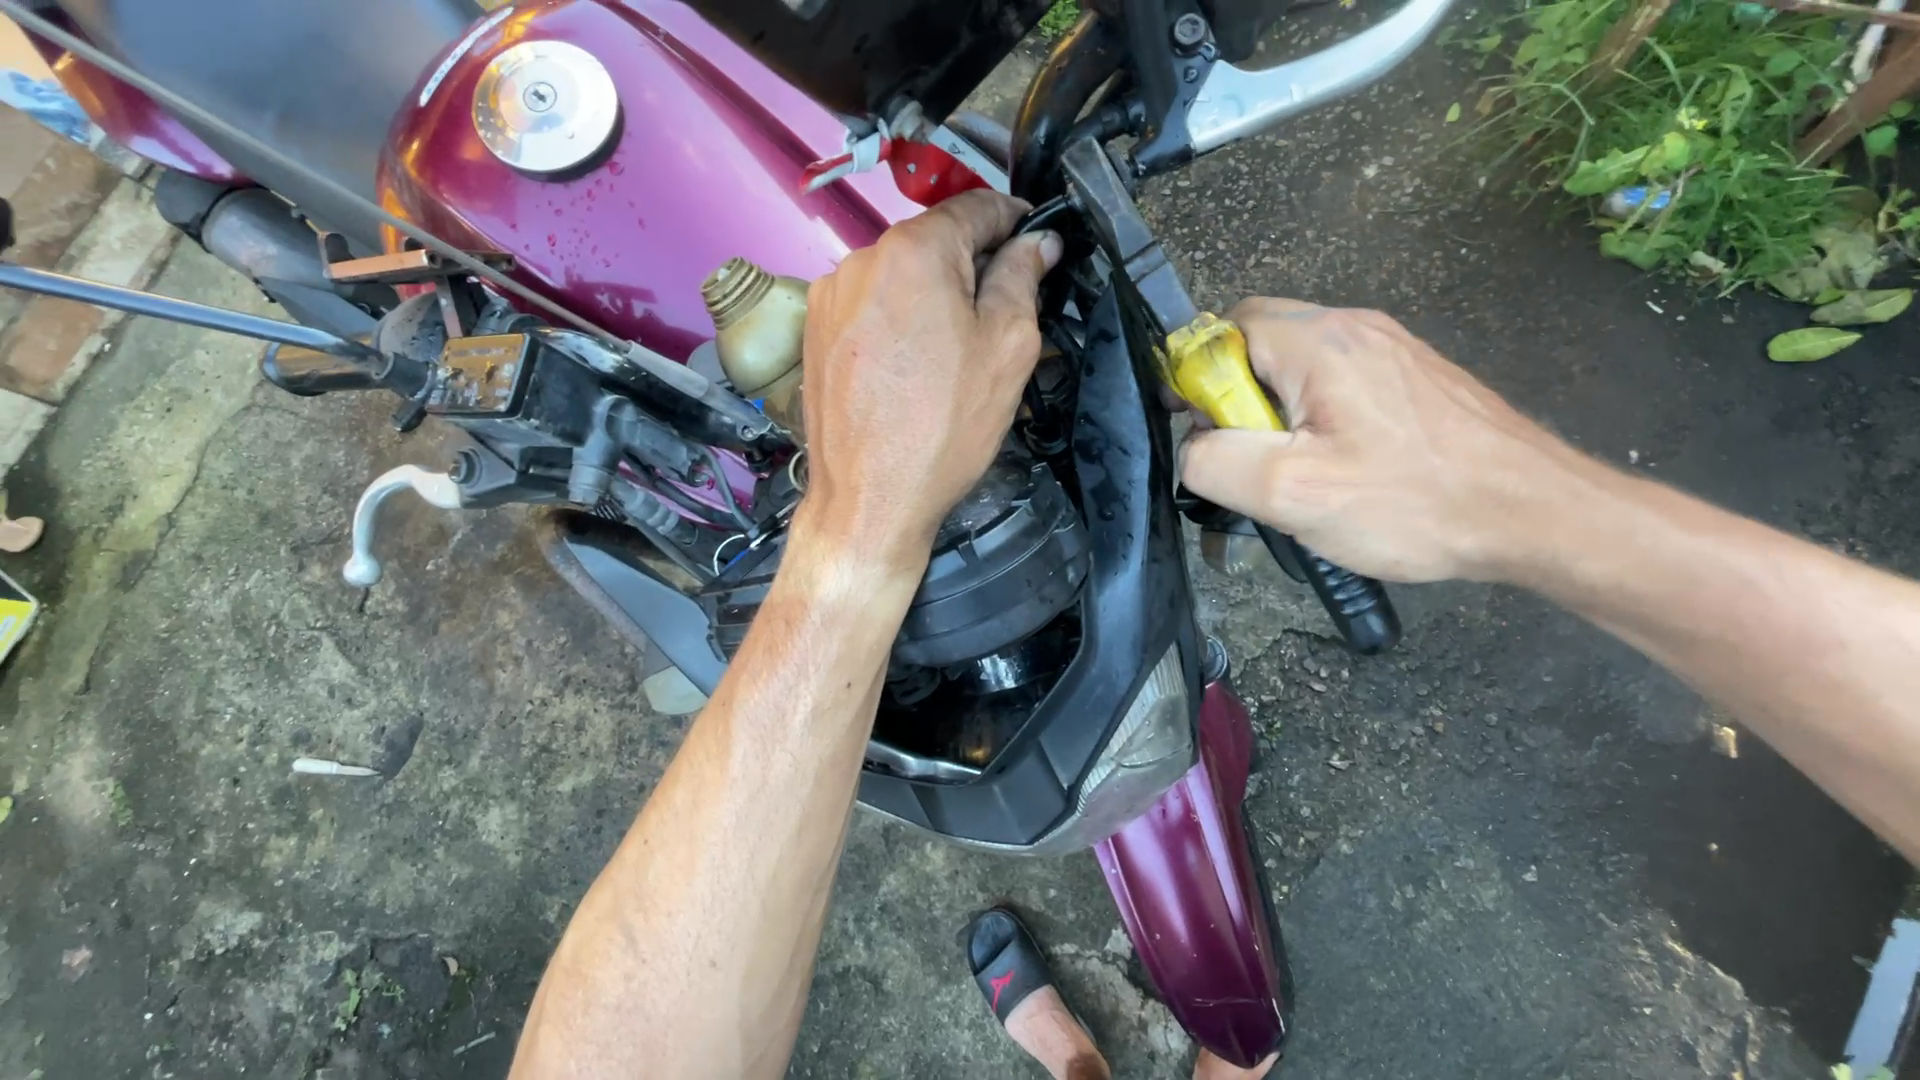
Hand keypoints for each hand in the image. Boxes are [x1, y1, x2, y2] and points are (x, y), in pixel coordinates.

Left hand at [797, 190, 1061, 562]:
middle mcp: (860, 260)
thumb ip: (1023, 278)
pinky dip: (898, 321)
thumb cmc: (943, 428)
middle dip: (971, 266)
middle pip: (932, 243)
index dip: (1012, 218)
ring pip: (899, 277)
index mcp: (913, 252)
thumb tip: (1037, 241)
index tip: (1034, 237)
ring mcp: (829, 297)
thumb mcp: (1007, 348)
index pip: (973, 206)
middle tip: (1003, 311)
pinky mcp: (814, 333)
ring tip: (952, 353)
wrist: (868, 500)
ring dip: (931, 296)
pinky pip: (870, 308)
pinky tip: (913, 367)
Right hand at [1180, 298, 1596, 582]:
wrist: (1534, 516)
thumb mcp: (1291, 493)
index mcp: (1319, 341)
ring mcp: (1390, 349)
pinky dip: (1315, 418)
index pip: (1221, 330)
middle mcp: (1355, 327)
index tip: (1206, 434)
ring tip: (1295, 473)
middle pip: (1257, 343)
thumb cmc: (1413, 503)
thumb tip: (1193, 445)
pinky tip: (1338, 468)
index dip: (1196, 380)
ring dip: (1276, 414)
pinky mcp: (1411, 377)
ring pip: (1296, 366)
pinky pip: (1336, 383)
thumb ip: (1215, 462)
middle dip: (1235, 399)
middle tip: (1251, 458)